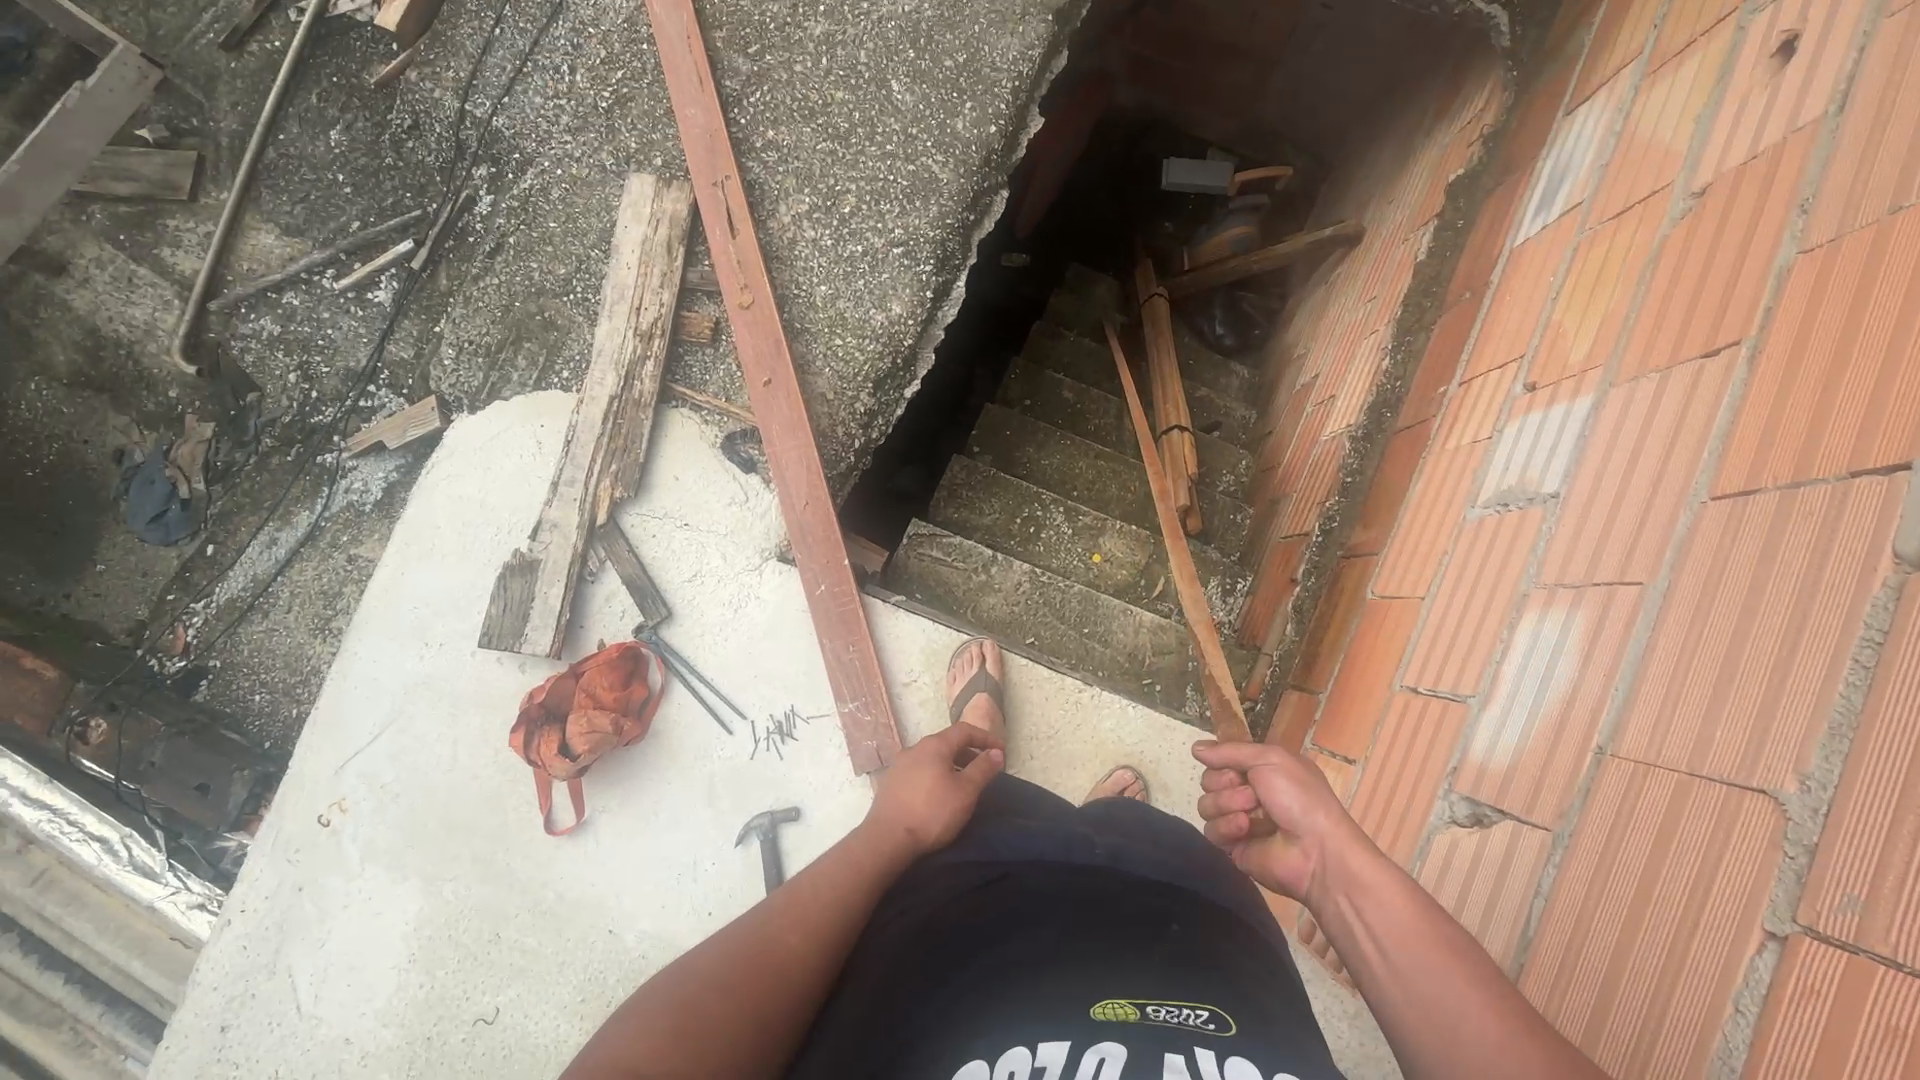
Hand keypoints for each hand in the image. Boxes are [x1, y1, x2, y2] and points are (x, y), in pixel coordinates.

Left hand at [864, 723, 1004, 859]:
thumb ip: (983, 768)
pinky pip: (920, 771)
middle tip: (984, 769)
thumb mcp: (965, 791)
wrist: (887, 839)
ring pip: (932, 757)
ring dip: (952, 765)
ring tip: (964, 783)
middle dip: (969, 752)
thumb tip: (997, 752)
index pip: (964, 730)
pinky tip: (939, 793)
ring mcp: (899, 765)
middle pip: (947, 742)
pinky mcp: (891, 783)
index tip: (1001, 752)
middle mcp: (914, 748)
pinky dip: (936, 775)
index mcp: (934, 745)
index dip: (986, 738)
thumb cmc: (932, 812)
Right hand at [1192, 739, 1378, 906]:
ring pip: (1206, 804)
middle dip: (1224, 783)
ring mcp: (1239, 821)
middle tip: (1250, 793)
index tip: (1234, 767)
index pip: (1221, 759)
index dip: (1222, 761)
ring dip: (1226, 804)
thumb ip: (1230, 750)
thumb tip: (1195, 748)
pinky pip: (1210, 831)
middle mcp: (1248, 793)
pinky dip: (1226, 827)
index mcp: (1261, 770)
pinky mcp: (1233, 846)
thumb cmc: (1300, 798)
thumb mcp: (1270, 758)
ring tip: (1250, 813)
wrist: (1316, 850)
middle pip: (1209, 780)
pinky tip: (1244, 830)